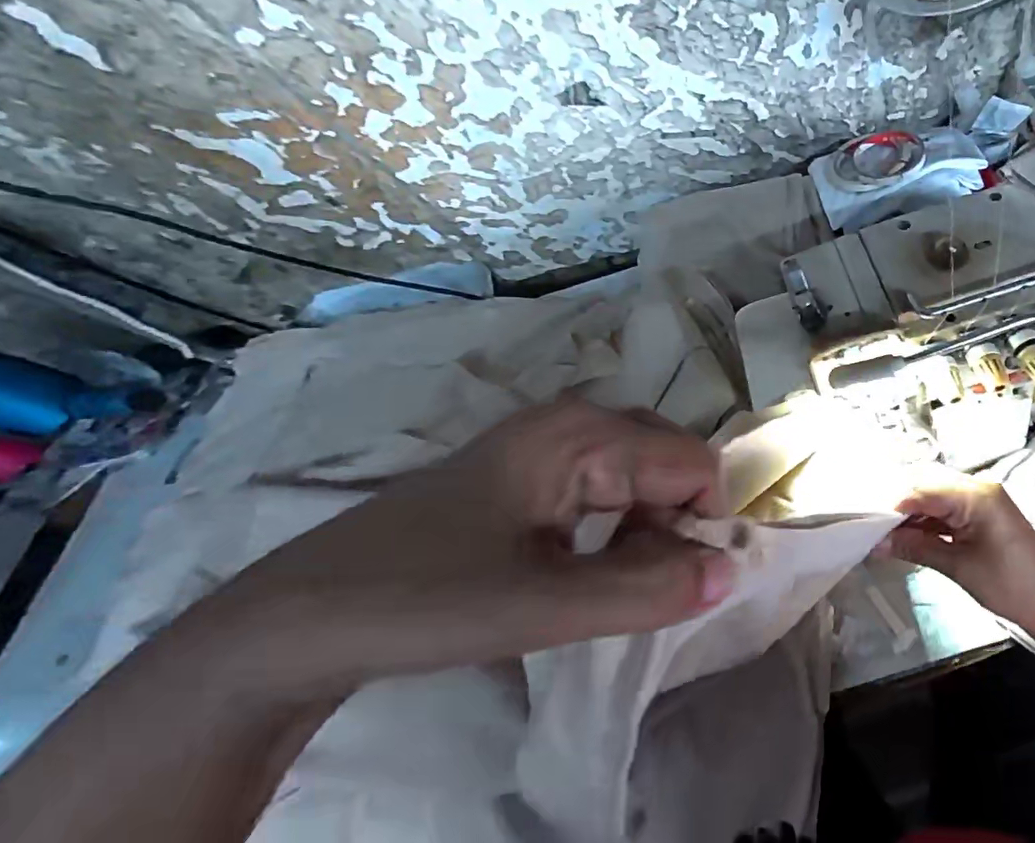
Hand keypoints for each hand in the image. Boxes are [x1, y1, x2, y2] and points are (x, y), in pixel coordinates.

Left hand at [181, 399, 738, 696]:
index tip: (675, 585)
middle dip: (676, 521)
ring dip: (648, 525)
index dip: (700, 524)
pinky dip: (618, 522)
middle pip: (669, 457)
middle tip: (637, 586)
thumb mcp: (543, 607)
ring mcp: (546, 439)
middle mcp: (571, 419)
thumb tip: (731, 572)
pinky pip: (605, 480)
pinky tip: (583, 562)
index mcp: (580, 434)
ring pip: (639, 470)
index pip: (691, 463)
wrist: (302, 615)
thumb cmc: (425, 600)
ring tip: (607, 581)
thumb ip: (645, 589)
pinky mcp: (528, 467)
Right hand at [887, 481, 1034, 656]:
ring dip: (912, 518)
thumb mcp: (960, 567)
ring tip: (884, 538)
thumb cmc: (1014, 587)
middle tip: (871, 532)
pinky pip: (948, 512)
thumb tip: (876, 543)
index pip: (920, 490)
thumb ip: (916, 548)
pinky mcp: (985, 518)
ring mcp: (983, 502)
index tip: (865, 528)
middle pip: (926, 487)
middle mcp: (978, 488)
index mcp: (975, 494)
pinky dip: (929, 525)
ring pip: (936, 500)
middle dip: (898, 509)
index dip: (891, 508)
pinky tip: (909, 541)